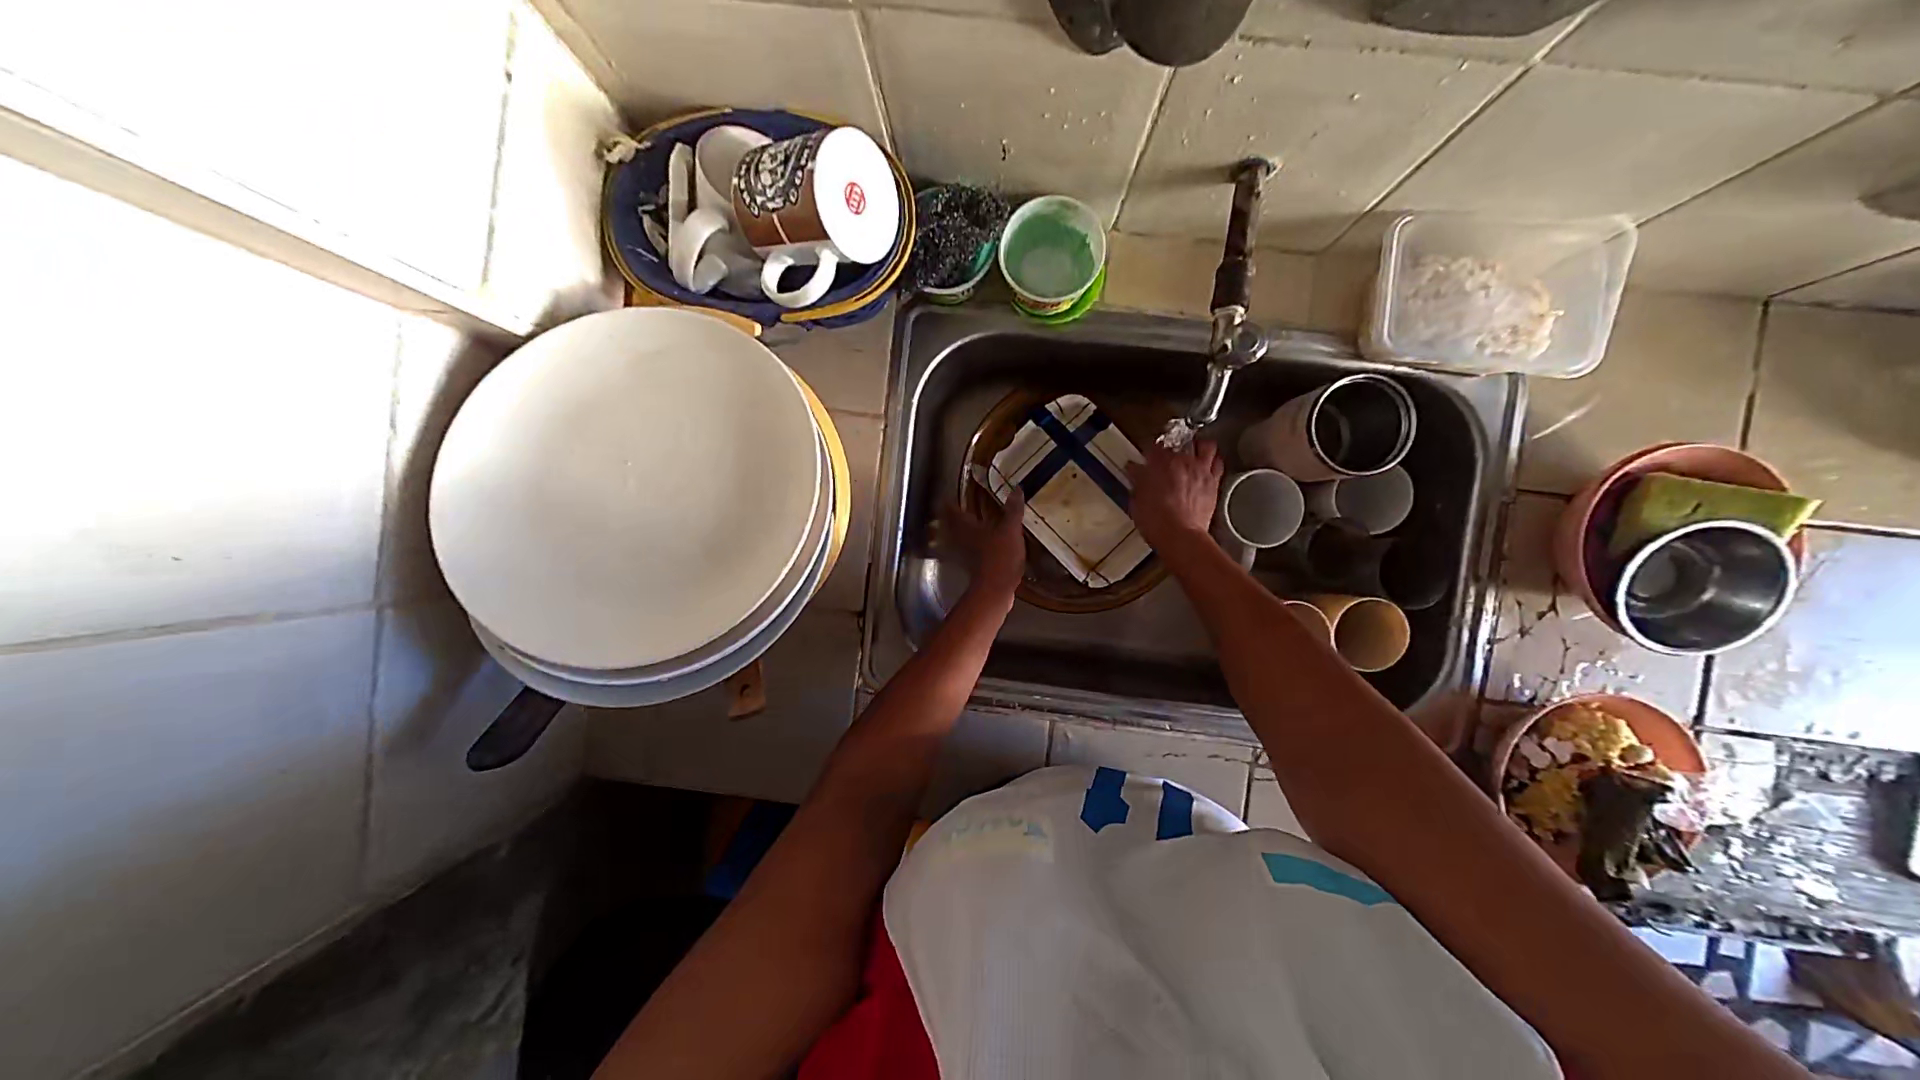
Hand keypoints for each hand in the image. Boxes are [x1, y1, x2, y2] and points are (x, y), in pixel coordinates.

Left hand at [939, 484, 1026, 597]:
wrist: (996, 589)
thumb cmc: (1001, 556)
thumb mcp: (1011, 530)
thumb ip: (1013, 510)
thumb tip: (1017, 489)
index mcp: (969, 528)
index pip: (953, 512)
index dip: (948, 505)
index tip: (944, 499)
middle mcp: (963, 541)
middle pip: (950, 528)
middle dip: (948, 520)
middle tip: (946, 513)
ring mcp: (966, 556)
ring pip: (956, 542)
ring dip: (955, 535)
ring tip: (959, 530)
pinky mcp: (973, 569)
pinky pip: (966, 554)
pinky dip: (968, 550)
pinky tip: (976, 551)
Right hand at [1125, 440, 1222, 548]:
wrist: (1180, 536)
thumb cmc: (1158, 521)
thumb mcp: (1137, 500)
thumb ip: (1137, 481)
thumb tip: (1135, 472)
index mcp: (1160, 463)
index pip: (1153, 447)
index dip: (1148, 451)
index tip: (1146, 456)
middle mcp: (1182, 462)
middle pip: (1179, 443)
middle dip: (1173, 446)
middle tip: (1169, 453)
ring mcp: (1200, 471)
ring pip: (1205, 445)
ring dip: (1199, 445)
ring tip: (1194, 449)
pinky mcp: (1213, 483)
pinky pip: (1218, 463)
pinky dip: (1214, 460)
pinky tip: (1209, 463)